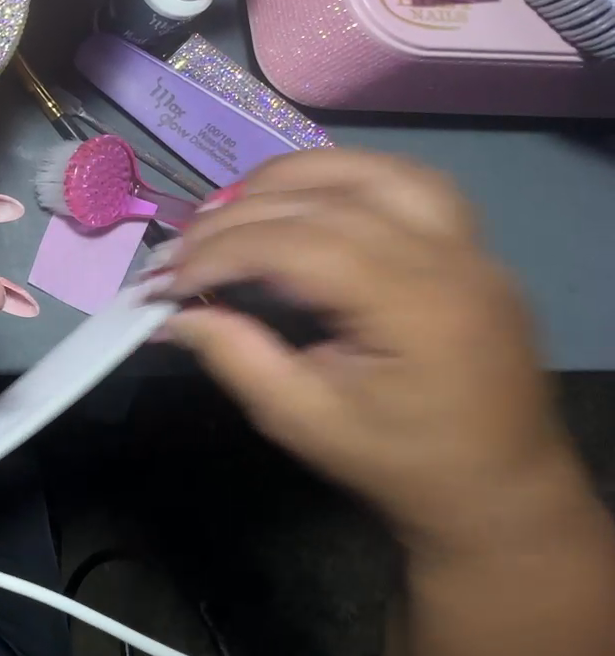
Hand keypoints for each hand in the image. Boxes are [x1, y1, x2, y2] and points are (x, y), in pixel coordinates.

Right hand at [162, 151, 592, 559]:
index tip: (162, 286)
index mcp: (414, 309)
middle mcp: (450, 261)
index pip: (299, 245)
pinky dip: (331, 178)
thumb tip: (168, 314)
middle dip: (231, 222)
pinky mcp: (462, 246)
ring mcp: (466, 246)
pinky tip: (284, 201)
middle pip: (324, 202)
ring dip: (283, 182)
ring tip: (221, 213)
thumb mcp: (295, 416)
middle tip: (173, 257)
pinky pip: (398, 182)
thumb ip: (231, 355)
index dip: (218, 254)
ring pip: (368, 172)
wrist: (492, 482)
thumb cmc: (391, 457)